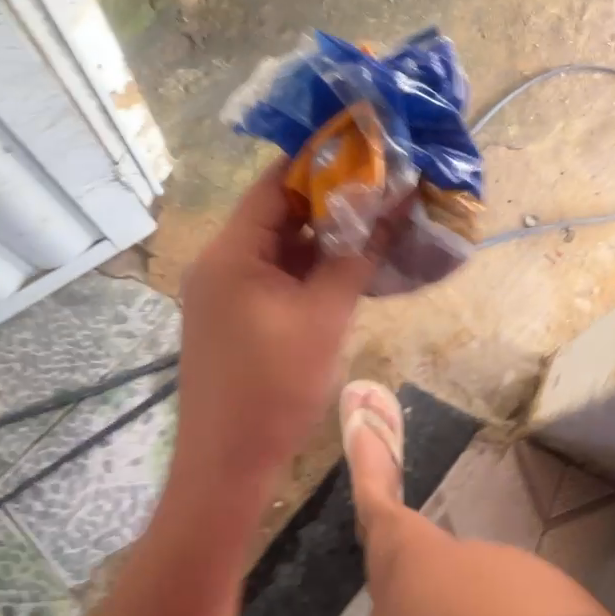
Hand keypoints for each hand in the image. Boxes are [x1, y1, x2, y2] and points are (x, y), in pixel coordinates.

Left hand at [172, 160, 376, 484]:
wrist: (226, 469)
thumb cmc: (273, 388)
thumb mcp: (324, 316)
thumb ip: (358, 256)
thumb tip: (395, 206)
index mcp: (230, 251)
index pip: (274, 183)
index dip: (319, 160)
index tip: (366, 146)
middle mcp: (220, 260)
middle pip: (277, 211)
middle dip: (329, 196)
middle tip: (382, 181)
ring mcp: (224, 289)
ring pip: (278, 243)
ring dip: (322, 232)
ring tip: (375, 214)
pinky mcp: (234, 314)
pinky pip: (274, 272)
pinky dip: (308, 263)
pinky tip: (349, 260)